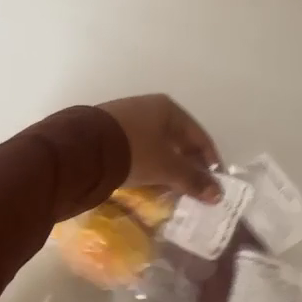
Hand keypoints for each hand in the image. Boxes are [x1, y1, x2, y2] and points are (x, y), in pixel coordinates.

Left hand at [94, 95, 221, 201]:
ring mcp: (125, 117)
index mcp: (167, 109)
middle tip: (195, 187)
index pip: (198, 135)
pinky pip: (136, 147)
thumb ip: (193, 179)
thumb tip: (218, 194)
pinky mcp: (107, 130)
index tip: (215, 183)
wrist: (83, 147)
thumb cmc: (134, 151)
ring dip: (166, 164)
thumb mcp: (167, 167)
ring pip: (155, 144)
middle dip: (187, 164)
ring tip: (172, 187)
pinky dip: (146, 162)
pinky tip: (146, 178)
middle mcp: (147, 107)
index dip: (210, 160)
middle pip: (176, 138)